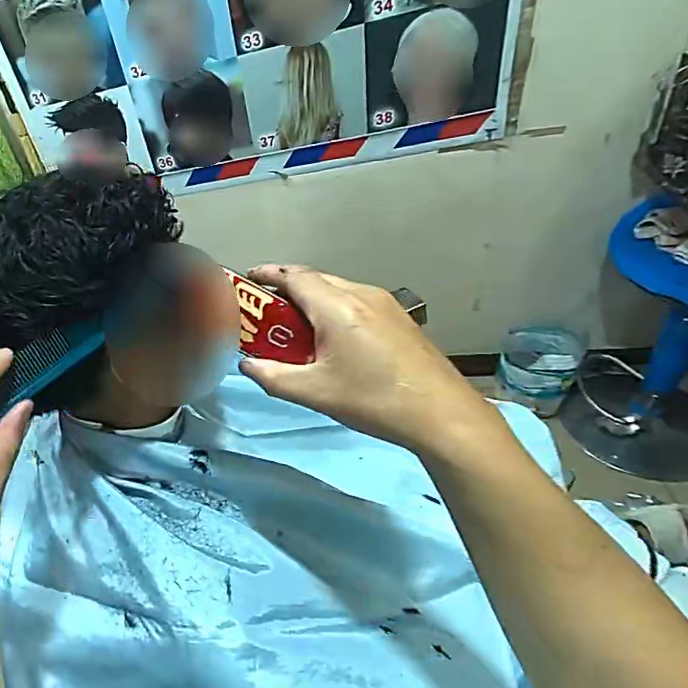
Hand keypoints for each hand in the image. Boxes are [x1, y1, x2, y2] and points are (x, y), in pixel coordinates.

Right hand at [238, 265, 502, 457]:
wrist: (440, 412)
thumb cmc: (373, 400)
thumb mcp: (315, 393)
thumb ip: (273, 377)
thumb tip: (247, 365)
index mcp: (337, 306)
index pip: (294, 276)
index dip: (267, 275)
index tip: (248, 281)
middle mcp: (361, 294)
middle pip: (316, 279)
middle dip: (287, 290)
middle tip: (267, 313)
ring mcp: (385, 303)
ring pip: (338, 289)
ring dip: (313, 301)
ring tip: (298, 329)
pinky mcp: (400, 318)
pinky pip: (357, 301)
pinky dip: (336, 309)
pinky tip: (334, 339)